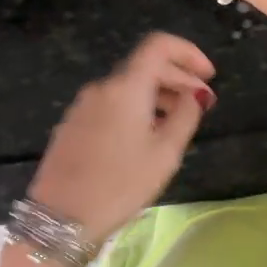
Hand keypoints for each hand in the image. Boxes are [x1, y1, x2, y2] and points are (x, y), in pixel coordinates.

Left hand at [27, 32, 216, 243]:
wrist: (59, 221)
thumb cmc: (120, 185)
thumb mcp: (164, 154)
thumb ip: (186, 116)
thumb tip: (196, 93)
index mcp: (126, 86)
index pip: (159, 45)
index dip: (188, 52)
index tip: (207, 75)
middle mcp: (102, 87)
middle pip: (145, 66)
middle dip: (177, 78)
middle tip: (202, 103)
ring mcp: (82, 106)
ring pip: (128, 88)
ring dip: (157, 96)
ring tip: (176, 124)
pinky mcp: (72, 126)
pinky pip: (111, 105)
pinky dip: (135, 109)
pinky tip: (144, 138)